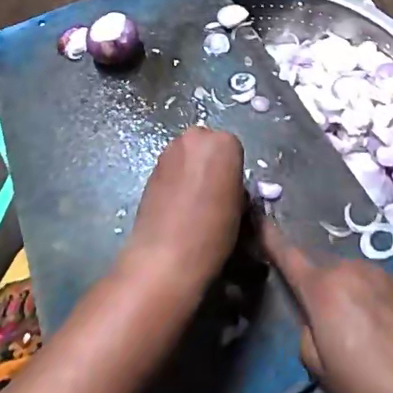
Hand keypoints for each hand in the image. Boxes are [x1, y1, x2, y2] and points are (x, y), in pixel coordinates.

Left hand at [122, 127, 245, 291]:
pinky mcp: (152, 165)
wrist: (166, 256)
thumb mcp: (239, 209)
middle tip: (213, 195)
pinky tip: (177, 204)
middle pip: (208, 146)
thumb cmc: (212, 232)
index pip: (234, 150)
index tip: (231, 193)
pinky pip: (172, 166)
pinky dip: (176, 179)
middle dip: (211, 165)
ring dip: (192, 170)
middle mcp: (195, 136)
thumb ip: (234, 185)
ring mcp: (170, 149)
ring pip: (188, 155)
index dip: (233, 173)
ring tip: (193, 202)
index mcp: (224, 142)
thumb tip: (226, 187)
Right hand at [260, 220, 392, 392]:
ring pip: (352, 279)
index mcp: (324, 288)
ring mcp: (383, 274)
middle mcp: (352, 269)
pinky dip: (371, 302)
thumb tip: (316, 323)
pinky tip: (384, 333)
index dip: (269, 236)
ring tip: (360, 335)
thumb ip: (308, 336)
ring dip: (348, 296)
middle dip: (320, 290)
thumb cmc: (371, 390)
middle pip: (324, 271)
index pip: (287, 254)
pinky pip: (376, 287)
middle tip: (326, 326)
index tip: (256, 214)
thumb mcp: (323, 371)